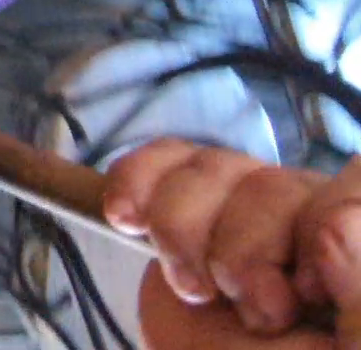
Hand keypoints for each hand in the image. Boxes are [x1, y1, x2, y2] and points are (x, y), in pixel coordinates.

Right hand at [104, 138, 360, 347]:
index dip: (321, 224)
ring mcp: (255, 209)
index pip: (359, 183)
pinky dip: (132, 183)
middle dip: (239, 249)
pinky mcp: (189, 201)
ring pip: (209, 168)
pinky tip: (126, 221)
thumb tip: (342, 220)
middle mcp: (326, 221)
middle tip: (249, 308)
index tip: (307, 290)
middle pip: (271, 183)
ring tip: (192, 287)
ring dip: (178, 229)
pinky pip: (158, 156)